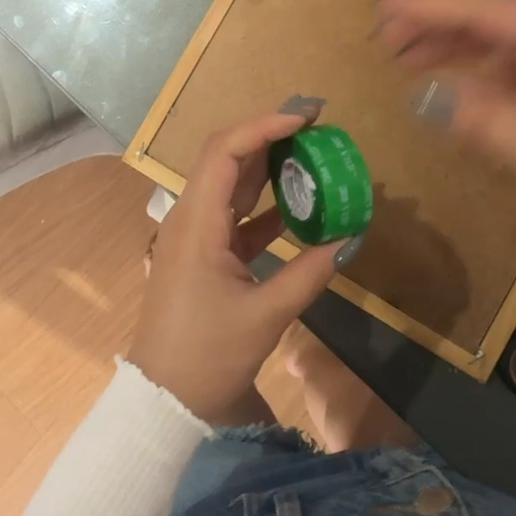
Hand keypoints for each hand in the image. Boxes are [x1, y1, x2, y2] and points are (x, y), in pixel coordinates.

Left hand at [127, 111, 345, 424]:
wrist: (165, 397)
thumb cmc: (208, 354)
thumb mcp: (266, 316)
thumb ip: (309, 273)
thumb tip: (349, 239)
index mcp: (197, 222)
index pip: (225, 151)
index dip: (263, 126)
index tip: (305, 118)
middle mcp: (191, 218)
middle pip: (225, 158)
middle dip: (268, 137)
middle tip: (315, 127)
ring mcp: (194, 235)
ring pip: (230, 185)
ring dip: (267, 168)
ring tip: (311, 154)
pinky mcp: (203, 254)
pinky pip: (234, 216)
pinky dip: (264, 207)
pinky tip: (298, 206)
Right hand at [375, 0, 515, 263]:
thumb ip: (481, 119)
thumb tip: (421, 97)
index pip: (485, 9)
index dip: (430, 7)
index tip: (383, 7)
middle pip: (490, 17)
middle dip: (435, 24)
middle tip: (384, 40)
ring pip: (501, 40)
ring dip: (454, 47)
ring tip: (406, 59)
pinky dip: (479, 72)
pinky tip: (454, 85)